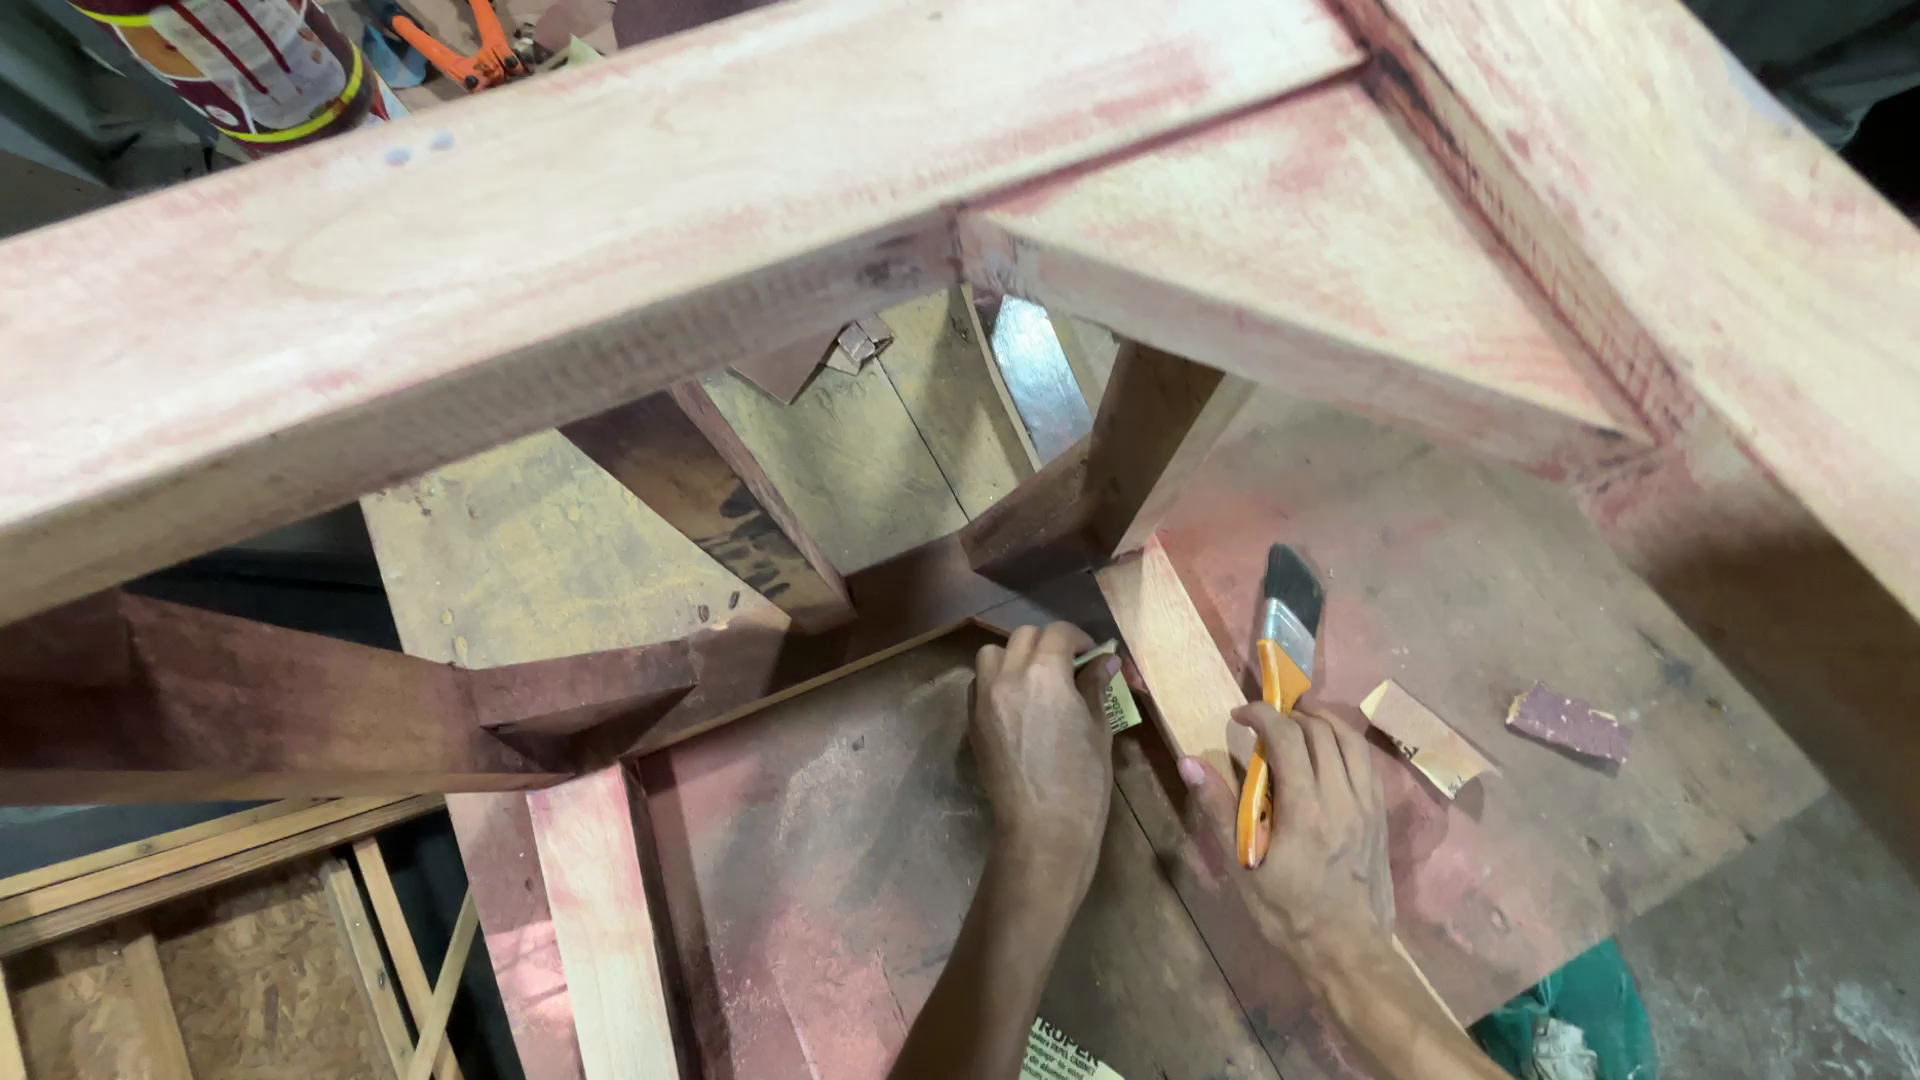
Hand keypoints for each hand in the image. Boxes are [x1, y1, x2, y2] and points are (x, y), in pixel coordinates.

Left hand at [971, 622, 1120, 898]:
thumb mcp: (1098, 729)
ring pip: (992, 653)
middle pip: (1024, 636)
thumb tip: (1104, 661)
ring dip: (1014, 656)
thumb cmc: (1082, 781)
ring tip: (1034, 679)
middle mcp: (1008, 677)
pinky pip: (979, 683)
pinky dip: (996, 680)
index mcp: (1045, 674)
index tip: (1090, 655)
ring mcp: (984, 698)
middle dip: (1048, 643)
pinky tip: (1016, 702)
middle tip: (1067, 665)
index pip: (1058, 633)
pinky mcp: (972, 721)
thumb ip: (1096, 687)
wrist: (1042, 828)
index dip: (1078, 638)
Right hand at [1180, 703, 1394, 967]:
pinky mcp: (1381, 817)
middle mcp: (1342, 800)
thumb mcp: (1242, 864)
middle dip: (1289, 714)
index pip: (1288, 737)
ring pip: (1351, 741)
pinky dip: (1344, 742)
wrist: (1348, 953)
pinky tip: (1326, 750)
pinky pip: (1367, 762)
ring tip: (1298, 720)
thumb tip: (1188, 762)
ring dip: (1322, 720)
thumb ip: (1218, 807)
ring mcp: (1367, 808)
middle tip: (1264, 720)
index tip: (1240, 715)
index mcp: (1305, 810)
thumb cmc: (1287, 911)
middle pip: (1321, 731)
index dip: (1262, 714)